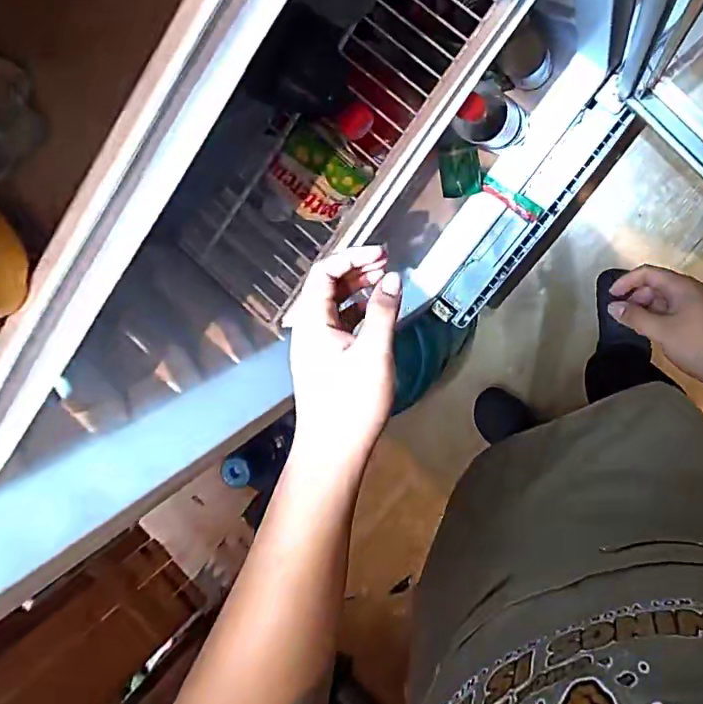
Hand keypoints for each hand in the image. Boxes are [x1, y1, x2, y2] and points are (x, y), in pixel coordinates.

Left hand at [287, 244, 402, 470]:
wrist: (333, 451)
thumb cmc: (351, 403)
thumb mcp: (373, 352)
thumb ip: (384, 311)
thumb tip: (393, 277)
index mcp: (312, 323)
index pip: (325, 273)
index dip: (352, 256)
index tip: (382, 253)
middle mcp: (309, 329)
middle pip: (327, 286)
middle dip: (356, 268)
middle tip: (386, 262)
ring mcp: (317, 345)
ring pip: (335, 303)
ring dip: (358, 288)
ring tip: (385, 280)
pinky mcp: (327, 359)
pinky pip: (341, 321)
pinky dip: (360, 309)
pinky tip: (379, 311)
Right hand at [608, 265, 702, 395]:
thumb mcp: (664, 332)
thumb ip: (636, 318)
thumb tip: (613, 306)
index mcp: (681, 286)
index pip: (647, 273)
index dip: (625, 281)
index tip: (610, 297)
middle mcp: (692, 290)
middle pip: (657, 285)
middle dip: (636, 297)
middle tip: (621, 316)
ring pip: (668, 301)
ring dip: (649, 310)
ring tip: (636, 328)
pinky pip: (678, 312)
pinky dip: (663, 319)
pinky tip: (660, 337)